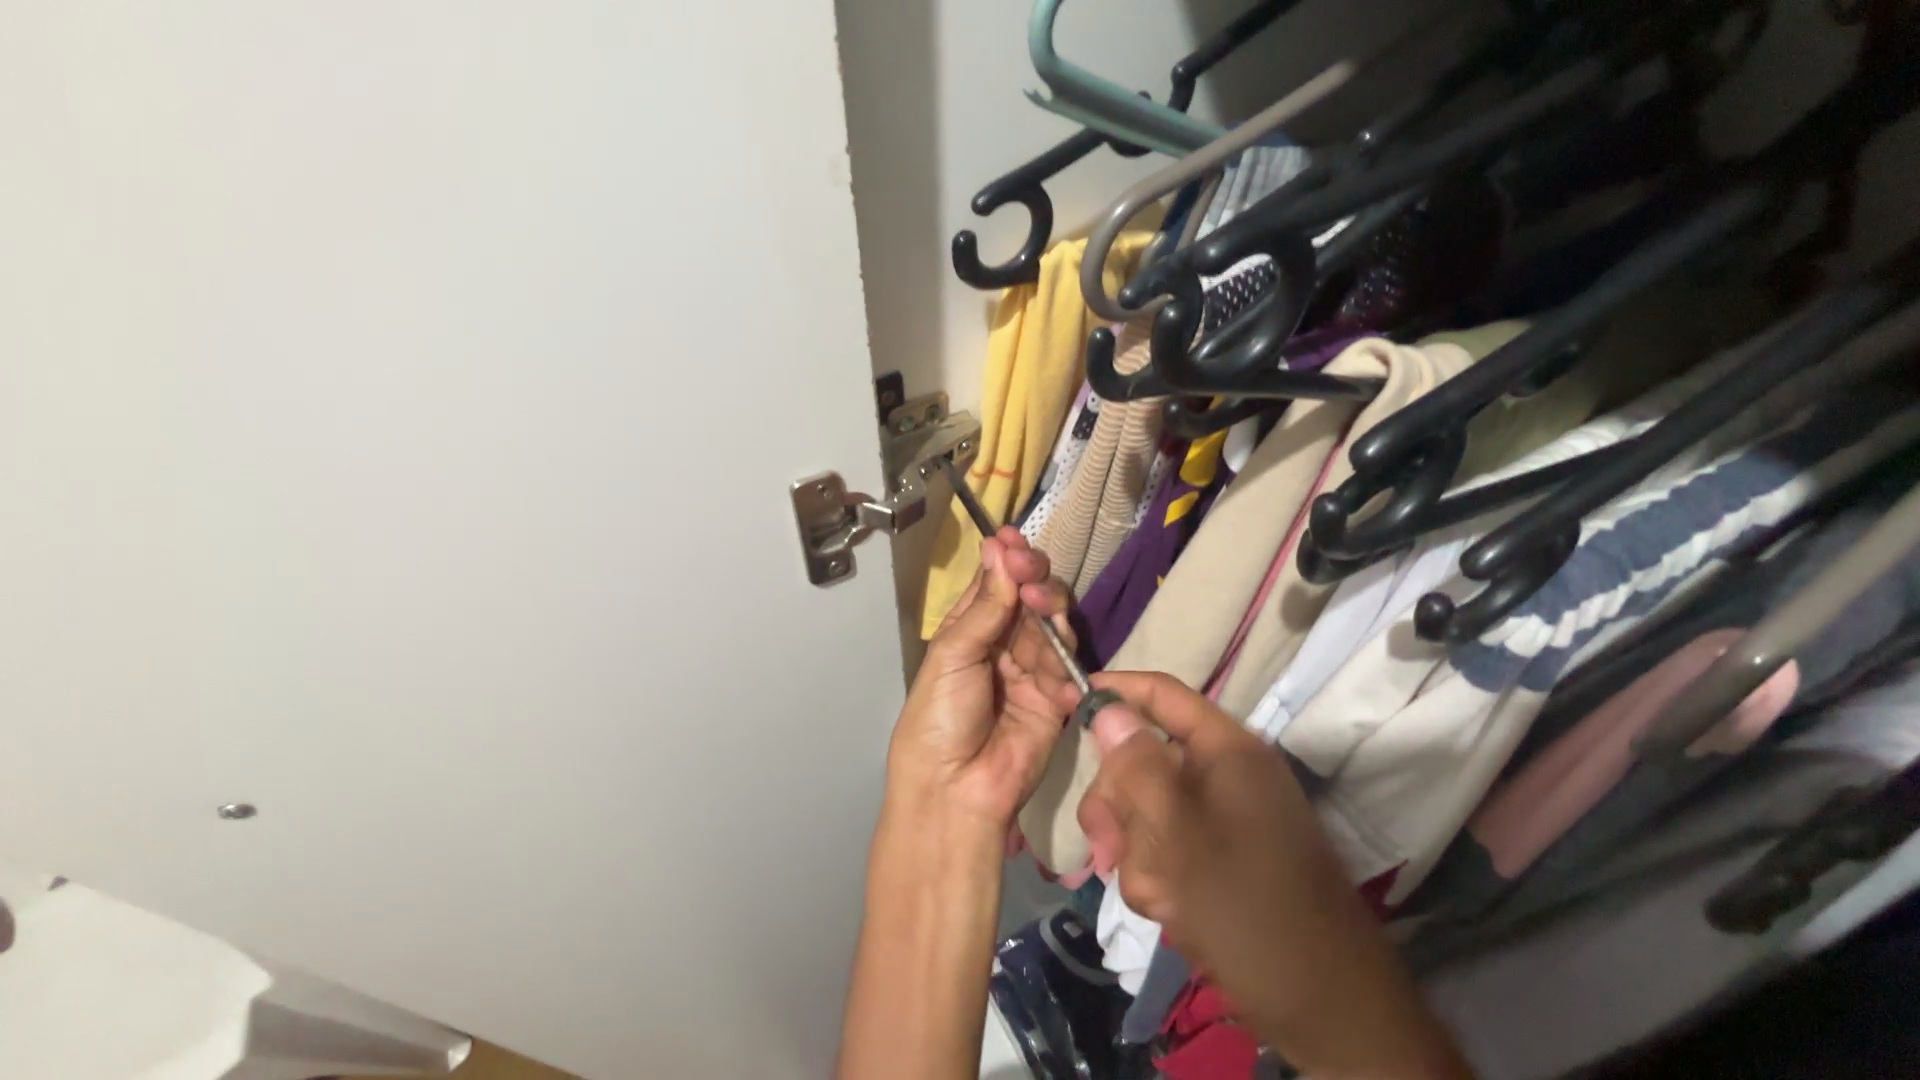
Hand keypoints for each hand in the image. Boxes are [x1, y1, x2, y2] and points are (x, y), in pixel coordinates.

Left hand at [890, 527, 1081, 829]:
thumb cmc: (939, 717)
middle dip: (1031, 576)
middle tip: (1029, 566)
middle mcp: (1002, 646)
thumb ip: (986, 606)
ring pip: (1052, 624)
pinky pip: (1070, 664)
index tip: (1010, 536)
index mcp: (968, 633)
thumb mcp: (953, 655)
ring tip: (1039, 601)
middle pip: (1029, 599)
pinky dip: (1065, 654)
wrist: (957, 789)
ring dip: (1049, 607)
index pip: (993, 585)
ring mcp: (1032, 671)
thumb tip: (999, 549)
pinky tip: (1056, 649)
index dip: (1003, 560)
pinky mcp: (1058, 698)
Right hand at [1075, 672, 1341, 982]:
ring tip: (1156, 897)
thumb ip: (1137, 767)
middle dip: (1118, 805)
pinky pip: (1167, 849)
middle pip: (1143, 760)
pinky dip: (1158, 876)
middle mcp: (1224, 776)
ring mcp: (1224, 819)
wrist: (1323, 1004)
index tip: (1063, 698)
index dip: (1115, 690)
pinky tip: (1171, 910)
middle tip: (1106, 850)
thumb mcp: (1178, 835)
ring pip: (1147, 811)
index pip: (1163, 695)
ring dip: (1136, 851)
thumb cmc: (1248, 909)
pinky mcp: (1222, 858)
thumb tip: (1108, 707)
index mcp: (1226, 751)